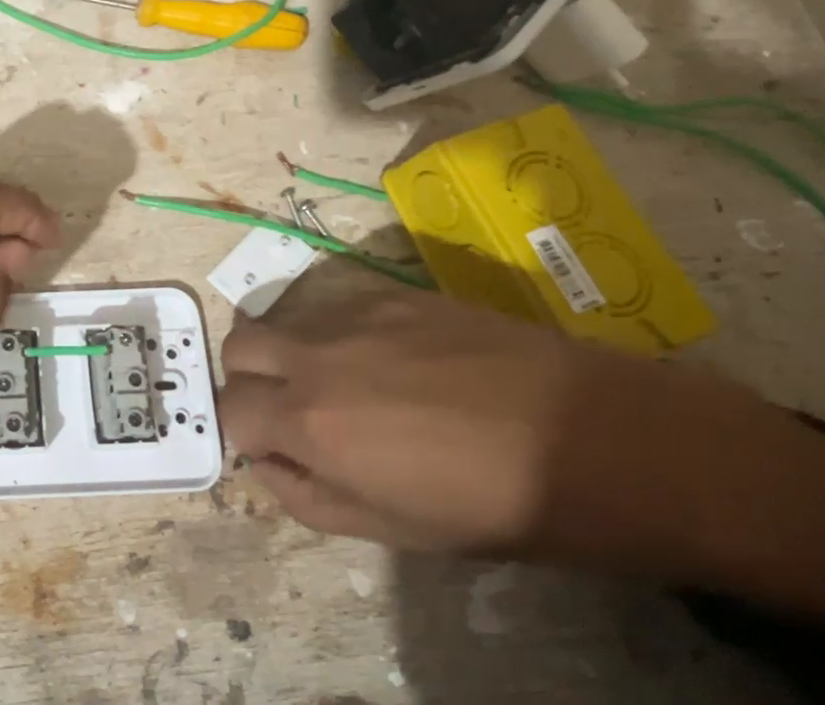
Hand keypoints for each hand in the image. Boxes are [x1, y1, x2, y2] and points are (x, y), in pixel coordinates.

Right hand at [221, 288, 824, 632]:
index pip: (229, 409)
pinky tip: (383, 354)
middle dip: (251, 378)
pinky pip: (335, 300)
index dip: (245, 433)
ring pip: (283, 316)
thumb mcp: (389, 530)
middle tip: (294, 405)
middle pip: (239, 345)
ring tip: (342, 379)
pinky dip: (335, 326)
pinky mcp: (396, 293)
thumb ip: (305, 496)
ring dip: (291, 347)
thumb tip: (269, 461)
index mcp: (309, 422)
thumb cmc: (493, 506)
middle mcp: (316, 356)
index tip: (277, 448)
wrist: (596, 441)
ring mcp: (356, 315)